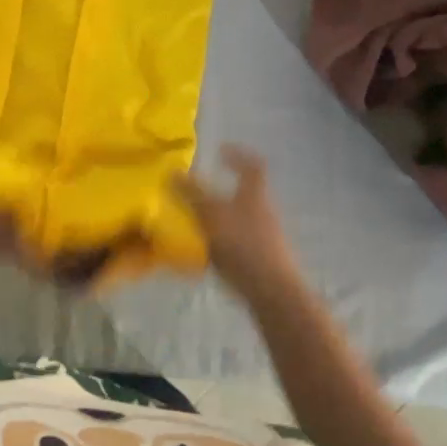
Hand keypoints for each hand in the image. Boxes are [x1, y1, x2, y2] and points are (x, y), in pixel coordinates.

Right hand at [174, 146, 294, 293]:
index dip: (238, 155)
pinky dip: (222, 240)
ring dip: (220, 217)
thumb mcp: (211, 216)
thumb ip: (191, 194)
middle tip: (196, 191)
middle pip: (246, 193)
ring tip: (194, 223)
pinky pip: (239, 241)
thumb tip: (173, 171)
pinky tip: (205, 251)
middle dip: (222, 190)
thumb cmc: (243, 246)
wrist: (273, 293)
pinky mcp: (262, 260)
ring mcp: (266, 238)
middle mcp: (264, 212)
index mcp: (255, 195)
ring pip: (241, 219)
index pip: (253, 165)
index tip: (220, 151)